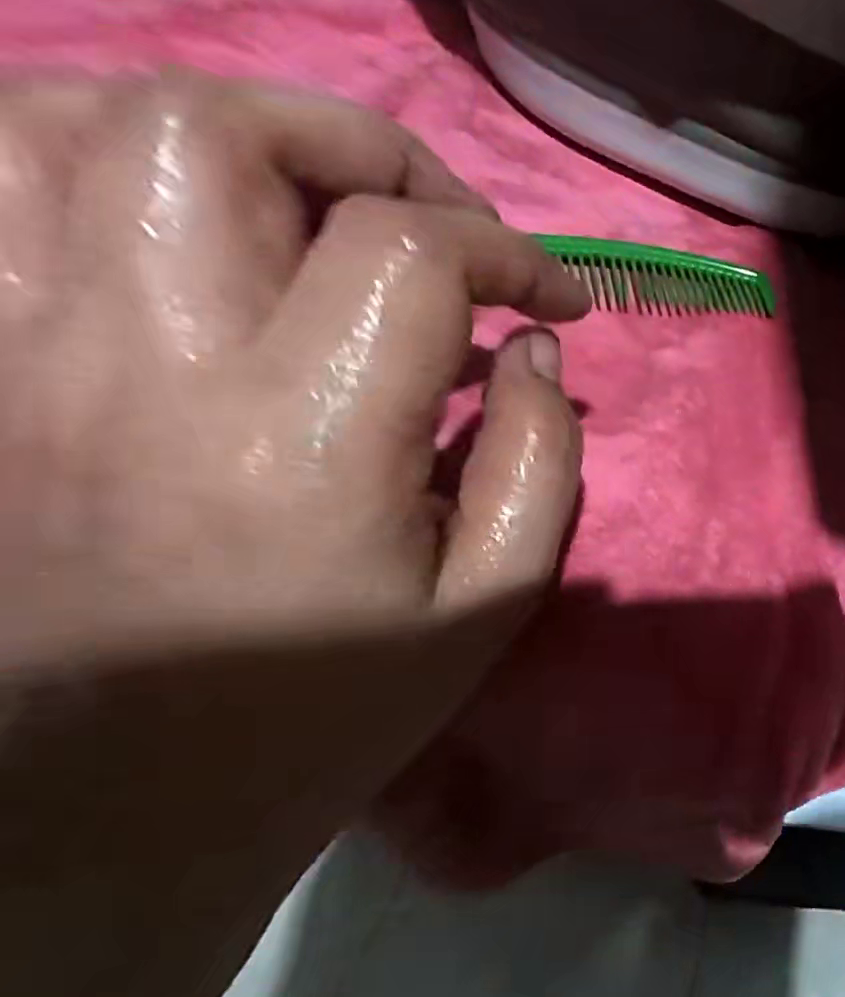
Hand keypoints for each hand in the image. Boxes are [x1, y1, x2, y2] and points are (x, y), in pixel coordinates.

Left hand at [0, 70, 587, 666]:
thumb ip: (540, 457)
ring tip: (334, 207)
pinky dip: (94, 152)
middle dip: (373, 150)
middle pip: (221, 136)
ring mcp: (16, 355)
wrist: (122, 799)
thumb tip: (532, 347)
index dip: (509, 253)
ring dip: (242, 136)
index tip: (560, 302)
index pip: (410, 254)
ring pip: (72, 121)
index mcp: (307, 442)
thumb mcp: (496, 593)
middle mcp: (141, 366)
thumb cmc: (343, 698)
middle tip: (449, 225)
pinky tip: (196, 217)